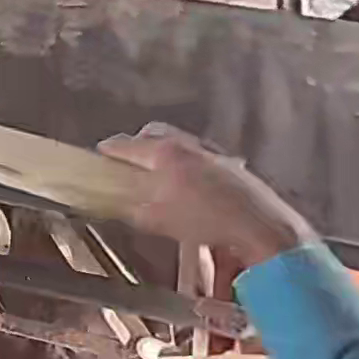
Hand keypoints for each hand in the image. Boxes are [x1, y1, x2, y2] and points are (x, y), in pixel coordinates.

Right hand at [97, 123, 317, 267]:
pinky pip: (196, 152)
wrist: (259, 226)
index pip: (125, 145)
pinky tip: (185, 181)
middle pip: (153, 132)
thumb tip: (113, 203)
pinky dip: (183, 159)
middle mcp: (186, 145)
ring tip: (156, 170)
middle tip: (127, 159)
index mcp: (163, 153)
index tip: (99, 154)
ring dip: (161, 149)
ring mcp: (210, 151)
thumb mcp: (155, 220)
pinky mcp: (228, 162)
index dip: (108, 150)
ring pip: (177, 140)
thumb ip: (130, 208)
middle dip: (136, 142)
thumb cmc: (202, 221)